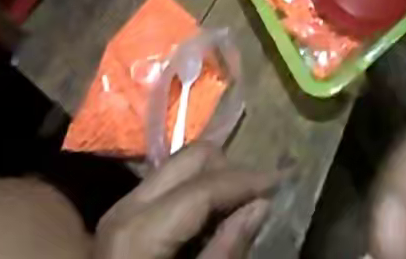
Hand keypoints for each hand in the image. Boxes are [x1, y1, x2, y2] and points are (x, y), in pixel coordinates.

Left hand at [94, 143, 279, 258]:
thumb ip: (225, 252)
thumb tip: (261, 204)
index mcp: (140, 230)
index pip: (207, 185)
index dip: (249, 181)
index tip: (284, 182)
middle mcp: (127, 205)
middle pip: (194, 157)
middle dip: (232, 169)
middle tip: (261, 194)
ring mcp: (120, 209)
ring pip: (182, 164)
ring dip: (216, 176)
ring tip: (241, 204)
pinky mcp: (121, 219)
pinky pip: (169, 184)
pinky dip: (197, 189)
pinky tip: (213, 216)